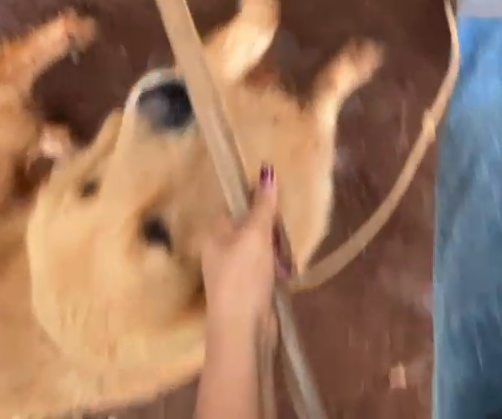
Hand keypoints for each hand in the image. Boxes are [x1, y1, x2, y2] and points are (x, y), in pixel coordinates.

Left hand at [200, 165, 284, 341]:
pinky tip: (286, 274)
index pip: (236, 205)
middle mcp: (221, 249)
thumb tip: (266, 170)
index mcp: (215, 233)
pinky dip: (278, 268)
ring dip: (278, 250)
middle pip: (253, 225)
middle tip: (280, 238)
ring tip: (285, 261)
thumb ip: (263, 204)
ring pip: (263, 246)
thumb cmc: (243, 276)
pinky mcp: (249, 288)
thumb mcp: (256, 234)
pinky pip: (267, 266)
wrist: (242, 331)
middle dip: (273, 230)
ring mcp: (235, 270)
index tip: (276, 204)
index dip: (256, 202)